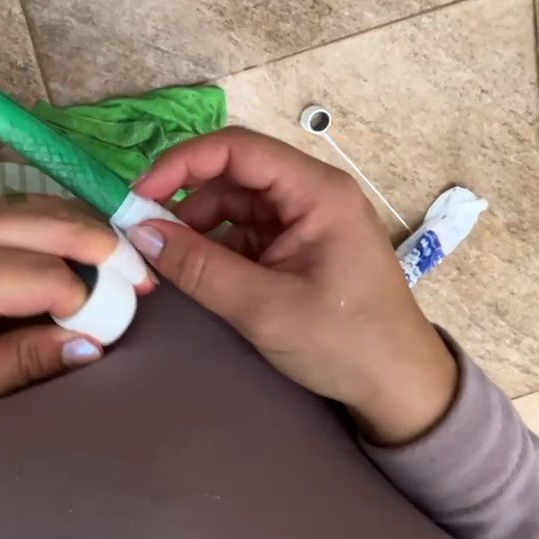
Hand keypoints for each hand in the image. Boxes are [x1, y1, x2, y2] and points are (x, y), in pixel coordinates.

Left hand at [0, 194, 153, 424]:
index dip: (90, 296)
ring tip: (120, 259)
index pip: (45, 275)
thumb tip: (94, 343)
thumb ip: (26, 362)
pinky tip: (78, 242)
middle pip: (49, 225)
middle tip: (144, 276)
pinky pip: (20, 204)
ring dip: (83, 228)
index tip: (119, 320)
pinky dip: (55, 219)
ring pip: (39, 206)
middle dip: (102, 247)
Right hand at [127, 127, 455, 444]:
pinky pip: (239, 230)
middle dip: (183, 196)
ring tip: (163, 255)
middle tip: (140, 227)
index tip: (140, 193)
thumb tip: (139, 232)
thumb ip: (200, 268)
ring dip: (193, 223)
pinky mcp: (291, 245)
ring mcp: (300, 220)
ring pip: (230, 202)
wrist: (400, 390)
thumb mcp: (266, 308)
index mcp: (317, 192)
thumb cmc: (346, 343)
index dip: (183, 162)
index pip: (239, 149)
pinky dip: (209, 245)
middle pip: (232, 173)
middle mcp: (309, 194)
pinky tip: (189, 267)